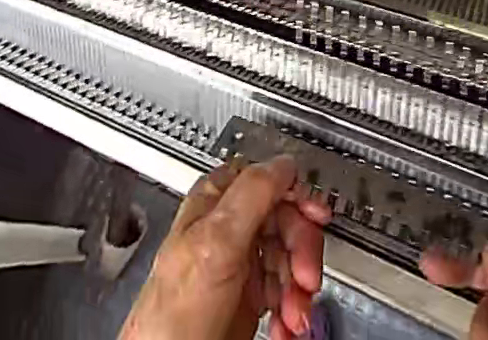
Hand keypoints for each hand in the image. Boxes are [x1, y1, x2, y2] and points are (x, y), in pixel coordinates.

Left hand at [120, 156, 330, 339]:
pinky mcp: (249, 298)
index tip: (316, 218)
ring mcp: (240, 264)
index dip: (297, 198)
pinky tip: (285, 326)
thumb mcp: (215, 245)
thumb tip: (284, 163)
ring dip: (299, 289)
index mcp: (216, 204)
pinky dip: (292, 309)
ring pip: (291, 258)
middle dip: (301, 253)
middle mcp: (229, 229)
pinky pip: (286, 290)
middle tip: (305, 279)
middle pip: (287, 220)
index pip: (271, 180)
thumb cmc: (170, 325)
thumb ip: (252, 195)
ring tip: (293, 315)